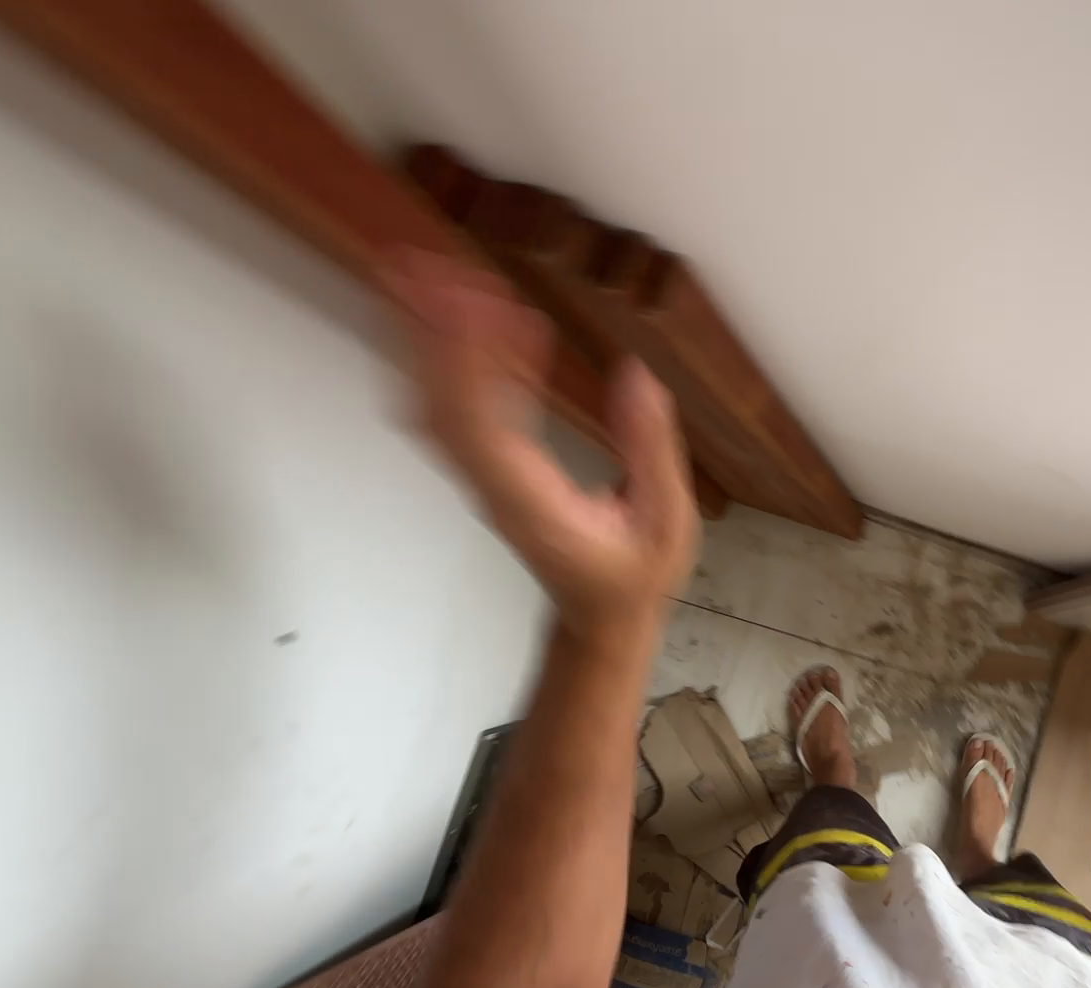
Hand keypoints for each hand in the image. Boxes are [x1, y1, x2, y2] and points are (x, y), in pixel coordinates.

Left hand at [382, 250, 698, 636]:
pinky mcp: (493, 474)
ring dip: (429, 340)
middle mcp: (494, 486)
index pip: (480, 423)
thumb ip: (652, 451)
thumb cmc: (634, 579)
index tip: (478, 299)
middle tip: (425, 264)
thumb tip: (636, 375)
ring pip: (437, 405)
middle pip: (436, 405)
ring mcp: (487, 480)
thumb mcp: (666, 521)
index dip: (468, 358)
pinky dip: (465, 363)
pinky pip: (463, 413)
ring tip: (441, 276)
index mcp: (532, 499)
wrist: (600, 620)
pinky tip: (493, 325)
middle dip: (425, 332)